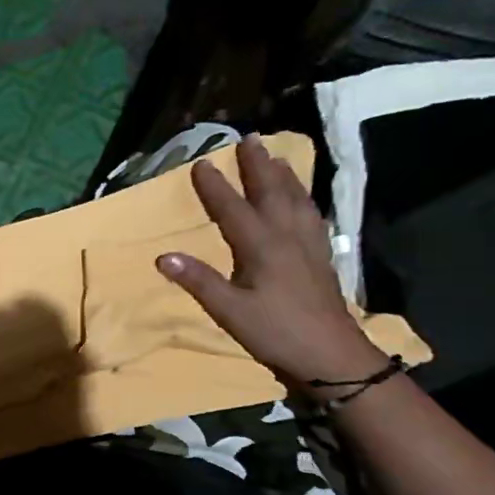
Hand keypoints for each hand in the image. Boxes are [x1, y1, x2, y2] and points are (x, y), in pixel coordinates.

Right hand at [156, 134, 387, 384]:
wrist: (332, 355)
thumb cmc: (275, 332)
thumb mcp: (229, 311)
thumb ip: (198, 281)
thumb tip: (162, 256)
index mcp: (262, 247)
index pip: (233, 208)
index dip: (215, 186)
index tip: (201, 162)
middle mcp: (287, 237)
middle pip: (272, 192)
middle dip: (258, 165)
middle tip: (250, 139)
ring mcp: (309, 245)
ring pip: (296, 200)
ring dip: (284, 176)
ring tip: (276, 157)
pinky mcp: (321, 257)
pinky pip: (312, 215)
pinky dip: (304, 199)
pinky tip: (303, 200)